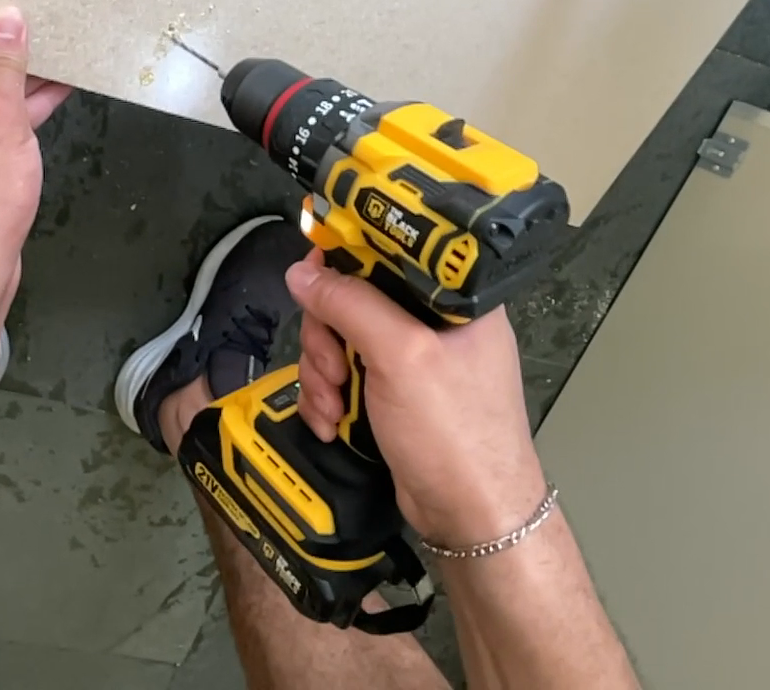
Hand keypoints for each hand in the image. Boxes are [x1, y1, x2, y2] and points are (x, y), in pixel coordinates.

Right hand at [287, 253, 546, 549]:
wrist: (470, 520)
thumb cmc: (454, 431)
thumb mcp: (401, 356)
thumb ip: (350, 305)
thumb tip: (299, 271)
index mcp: (451, 297)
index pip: (391, 250)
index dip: (348, 253)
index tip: (314, 267)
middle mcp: (430, 321)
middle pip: (351, 297)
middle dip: (327, 336)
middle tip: (334, 368)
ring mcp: (407, 358)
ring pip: (337, 336)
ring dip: (323, 373)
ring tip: (334, 406)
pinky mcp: (387, 390)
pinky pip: (340, 372)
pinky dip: (328, 396)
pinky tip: (332, 421)